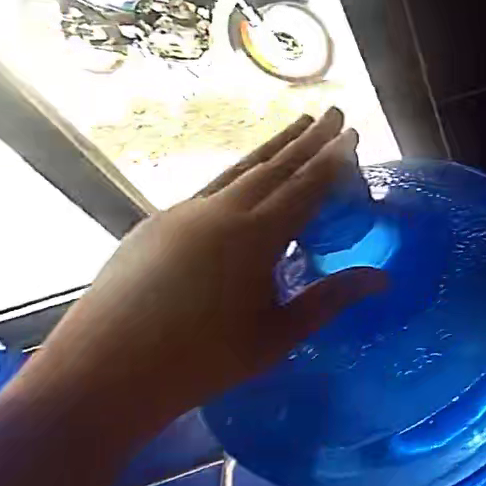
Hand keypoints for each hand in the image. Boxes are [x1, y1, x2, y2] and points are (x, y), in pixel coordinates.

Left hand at [13, 109, 386, 442]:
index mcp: (255, 236)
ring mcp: (182, 213)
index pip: (305, 185)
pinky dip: (239, 175)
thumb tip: (382, 278)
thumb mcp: (277, 335)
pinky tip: (244, 181)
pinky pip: (210, 189)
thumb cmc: (201, 361)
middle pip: (273, 166)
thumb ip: (329, 299)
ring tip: (296, 127)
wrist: (102, 372)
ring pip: (238, 170)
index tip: (351, 132)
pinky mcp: (155, 224)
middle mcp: (220, 211)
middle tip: (330, 113)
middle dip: (307, 139)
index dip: (332, 159)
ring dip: (272, 148)